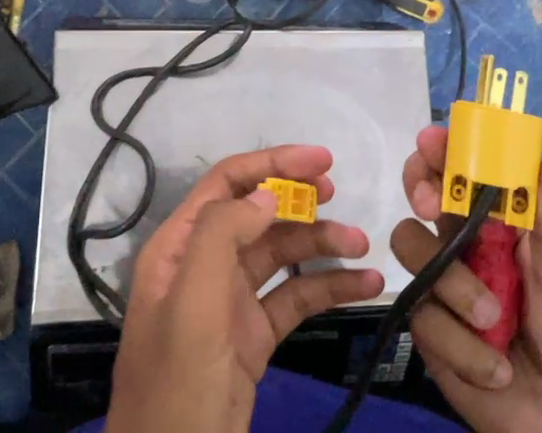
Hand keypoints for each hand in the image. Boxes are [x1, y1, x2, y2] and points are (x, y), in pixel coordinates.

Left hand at [106, 145, 384, 432]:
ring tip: (362, 245)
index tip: (321, 161)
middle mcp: (204, 264)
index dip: (272, 163)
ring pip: (282, 254)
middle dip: (299, 201)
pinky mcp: (254, 336)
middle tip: (339, 196)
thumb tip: (266, 194)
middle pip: (258, 214)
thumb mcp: (192, 304)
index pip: (227, 184)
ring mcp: (231, 301)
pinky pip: (296, 298)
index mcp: (179, 246)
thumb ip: (222, 236)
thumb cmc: (176, 381)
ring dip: (322, 244)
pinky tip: (365, 285)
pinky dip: (329, 287)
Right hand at [393, 126, 541, 432]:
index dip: (446, 150)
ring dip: (453, 285)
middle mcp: (468, 247)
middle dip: (420, 188)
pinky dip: (462, 346)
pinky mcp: (431, 334)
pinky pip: (423, 318)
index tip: (434, 141)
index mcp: (506, 227)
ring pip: (412, 249)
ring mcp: (443, 289)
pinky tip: (495, 369)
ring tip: (495, 320)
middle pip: (422, 196)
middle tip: (431, 203)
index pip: (468, 172)